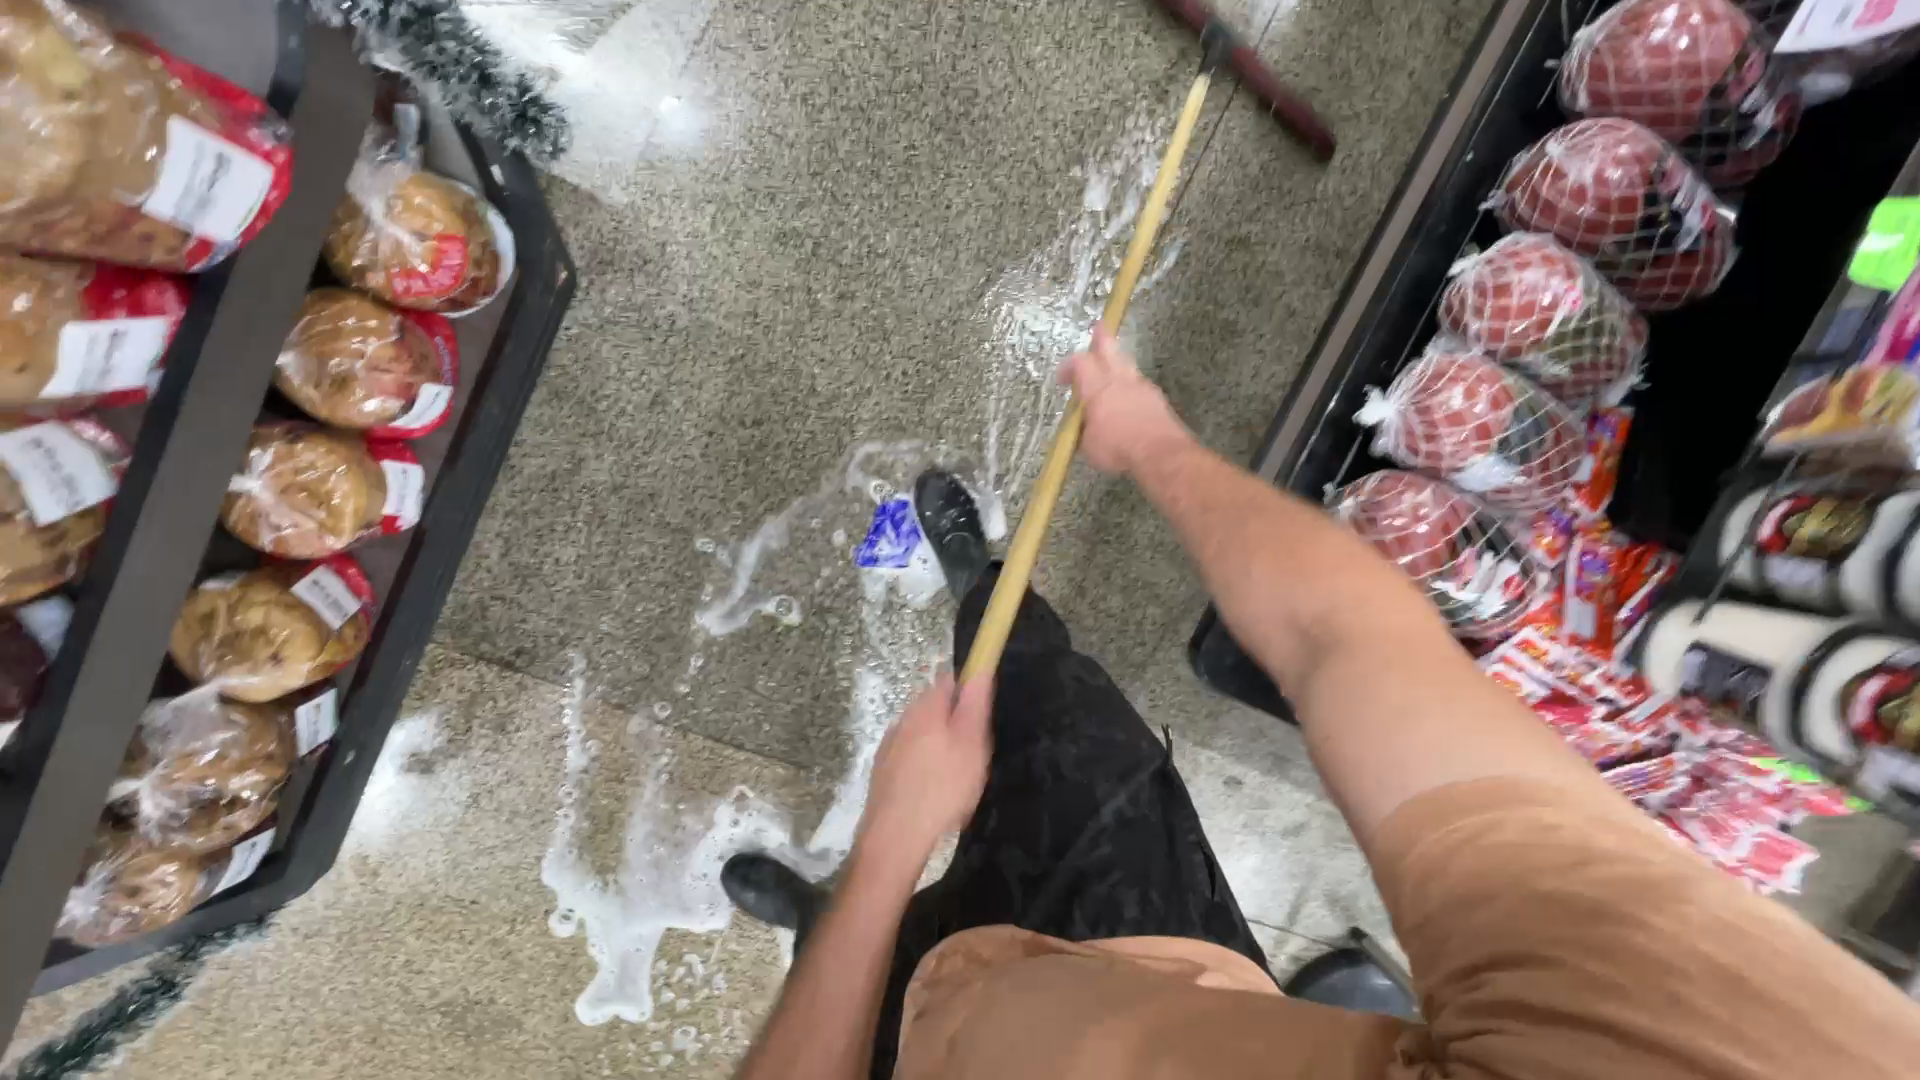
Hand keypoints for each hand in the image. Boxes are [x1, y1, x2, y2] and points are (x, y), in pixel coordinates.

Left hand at [856, 671, 992, 868]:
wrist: (896, 837)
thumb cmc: (943, 788)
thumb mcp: (972, 743)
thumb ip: (975, 703)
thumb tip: (980, 668)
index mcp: (925, 708)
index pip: (949, 681)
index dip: (969, 693)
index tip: (982, 719)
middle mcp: (903, 720)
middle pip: (934, 709)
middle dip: (955, 724)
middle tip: (974, 755)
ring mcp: (889, 746)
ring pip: (922, 735)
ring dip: (939, 747)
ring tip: (956, 779)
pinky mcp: (882, 772)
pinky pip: (910, 759)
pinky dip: (924, 768)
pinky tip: (933, 793)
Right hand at [1058, 326, 1193, 475]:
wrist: (1160, 452)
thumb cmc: (1117, 448)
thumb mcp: (1088, 445)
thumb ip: (1084, 429)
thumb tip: (1084, 426)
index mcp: (1097, 388)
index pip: (1080, 363)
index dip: (1069, 366)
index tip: (1062, 378)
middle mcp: (1119, 380)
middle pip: (1109, 350)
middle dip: (1102, 338)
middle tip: (1099, 327)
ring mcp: (1141, 387)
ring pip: (1127, 365)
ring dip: (1118, 362)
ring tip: (1114, 364)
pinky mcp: (1156, 398)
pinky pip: (1140, 384)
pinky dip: (1132, 385)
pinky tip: (1130, 395)